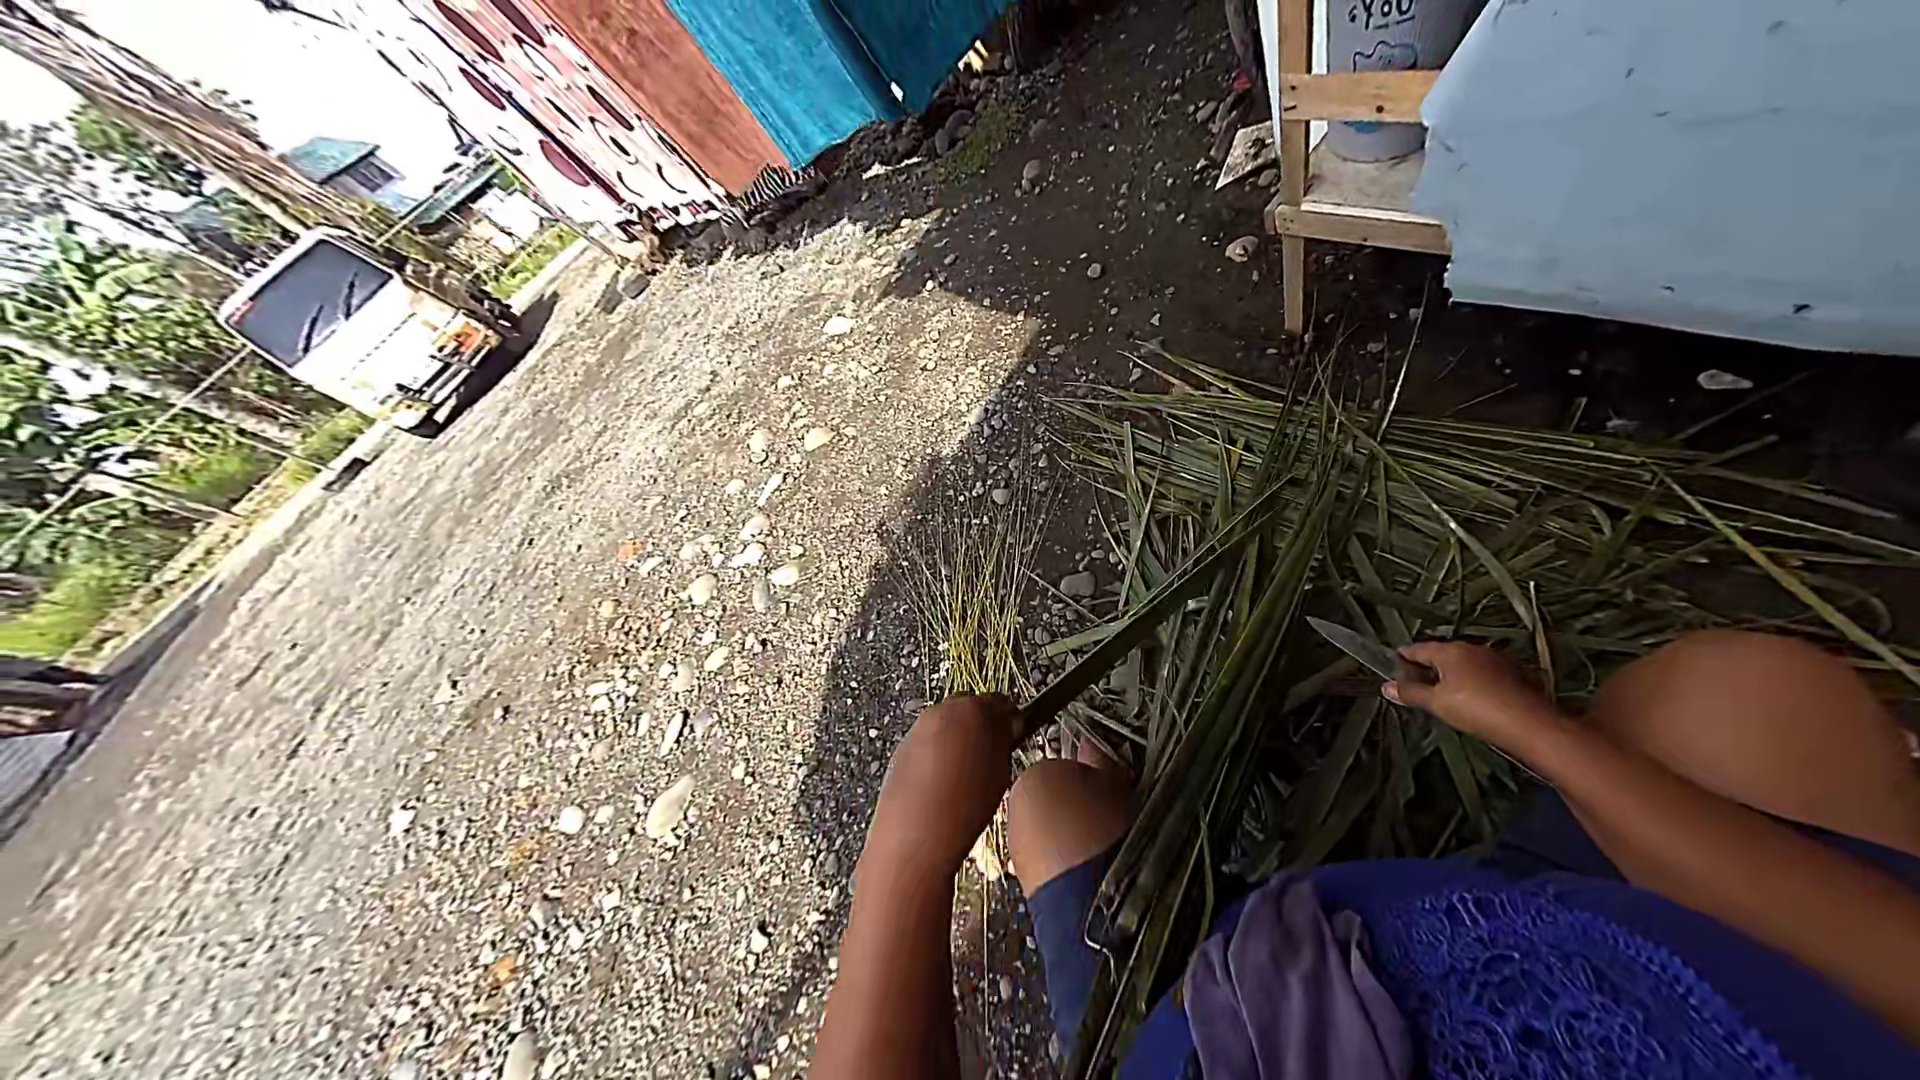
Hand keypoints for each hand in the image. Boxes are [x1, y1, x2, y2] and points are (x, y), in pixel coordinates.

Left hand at [862, 694, 1020, 884]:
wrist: (915, 834)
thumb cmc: (964, 806)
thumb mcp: (1000, 772)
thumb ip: (1004, 742)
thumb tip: (1007, 730)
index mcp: (973, 710)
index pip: (1000, 702)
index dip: (1010, 719)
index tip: (1013, 733)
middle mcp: (943, 710)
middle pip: (970, 707)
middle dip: (982, 724)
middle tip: (992, 752)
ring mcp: (920, 727)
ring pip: (947, 722)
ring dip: (959, 736)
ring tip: (967, 770)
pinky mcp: (903, 745)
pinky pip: (928, 739)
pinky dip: (938, 750)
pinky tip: (944, 779)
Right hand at [1382, 641, 1558, 748]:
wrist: (1532, 725)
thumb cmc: (1476, 709)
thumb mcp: (1436, 703)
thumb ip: (1410, 693)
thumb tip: (1386, 687)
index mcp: (1449, 651)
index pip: (1418, 649)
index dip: (1404, 656)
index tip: (1394, 662)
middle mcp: (1472, 649)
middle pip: (1442, 653)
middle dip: (1428, 664)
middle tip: (1415, 678)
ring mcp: (1496, 660)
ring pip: (1464, 662)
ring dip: (1451, 672)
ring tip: (1441, 688)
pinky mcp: (1514, 673)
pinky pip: (1483, 671)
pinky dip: (1472, 679)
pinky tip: (1470, 694)